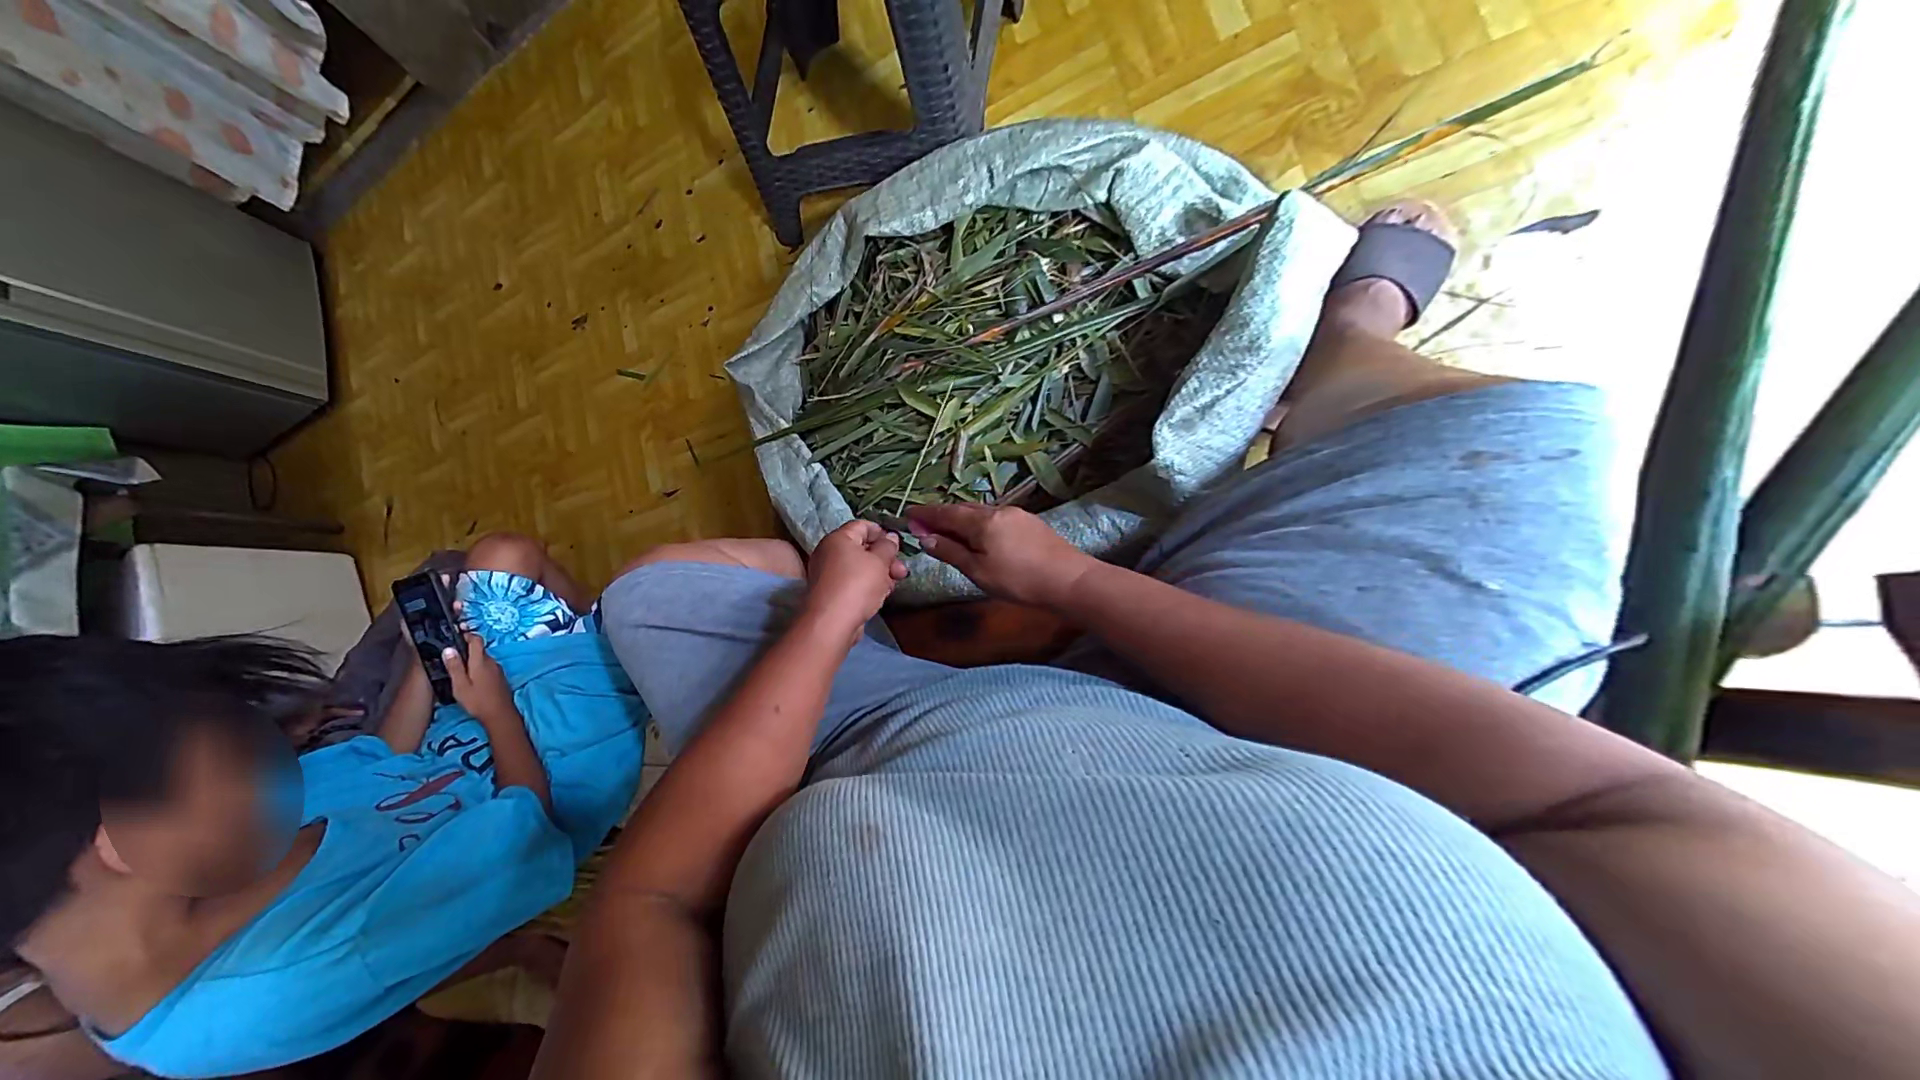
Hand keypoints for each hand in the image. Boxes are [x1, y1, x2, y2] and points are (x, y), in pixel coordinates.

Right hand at [443, 633, 516, 722]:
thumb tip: (449, 649)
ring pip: (483, 658)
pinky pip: (487, 666)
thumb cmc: (477, 700)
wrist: (499, 713)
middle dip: (466, 648)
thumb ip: (455, 666)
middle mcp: (492, 662)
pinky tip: (470, 675)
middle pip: (480, 649)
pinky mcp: (499, 676)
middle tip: (451, 653)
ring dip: (472, 658)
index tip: (456, 634)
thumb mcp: (460, 685)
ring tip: (458, 665)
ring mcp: (497, 669)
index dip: (467, 635)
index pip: (477, 640)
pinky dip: (478, 666)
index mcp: (481, 661)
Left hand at [805, 520, 908, 644]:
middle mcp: (829, 552)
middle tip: (902, 571)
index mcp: (838, 538)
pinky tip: (881, 595)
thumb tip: (891, 536)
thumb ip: (887, 547)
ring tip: (894, 585)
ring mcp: (828, 573)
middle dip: (885, 558)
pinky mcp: (831, 592)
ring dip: (880, 573)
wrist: (832, 622)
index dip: (882, 532)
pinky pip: (853, 581)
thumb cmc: (857, 584)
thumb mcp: (879, 561)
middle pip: (862, 548)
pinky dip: (868, 584)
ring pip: (859, 567)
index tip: (897, 543)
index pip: (862, 525)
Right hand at [906, 503, 1097, 608]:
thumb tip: (926, 538)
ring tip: (947, 531)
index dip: (925, 515)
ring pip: (980, 512)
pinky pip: (995, 518)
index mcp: (982, 520)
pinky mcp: (1030, 523)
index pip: (945, 513)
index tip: (907, 515)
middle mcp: (998, 510)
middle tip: (922, 525)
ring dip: (960, 519)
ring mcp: (1017, 515)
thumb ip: (952, 552)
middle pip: (962, 509)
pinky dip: (978, 523)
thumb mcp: (979, 571)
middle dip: (941, 515)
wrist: (1069, 580)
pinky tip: (978, 535)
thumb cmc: (1019, 580)